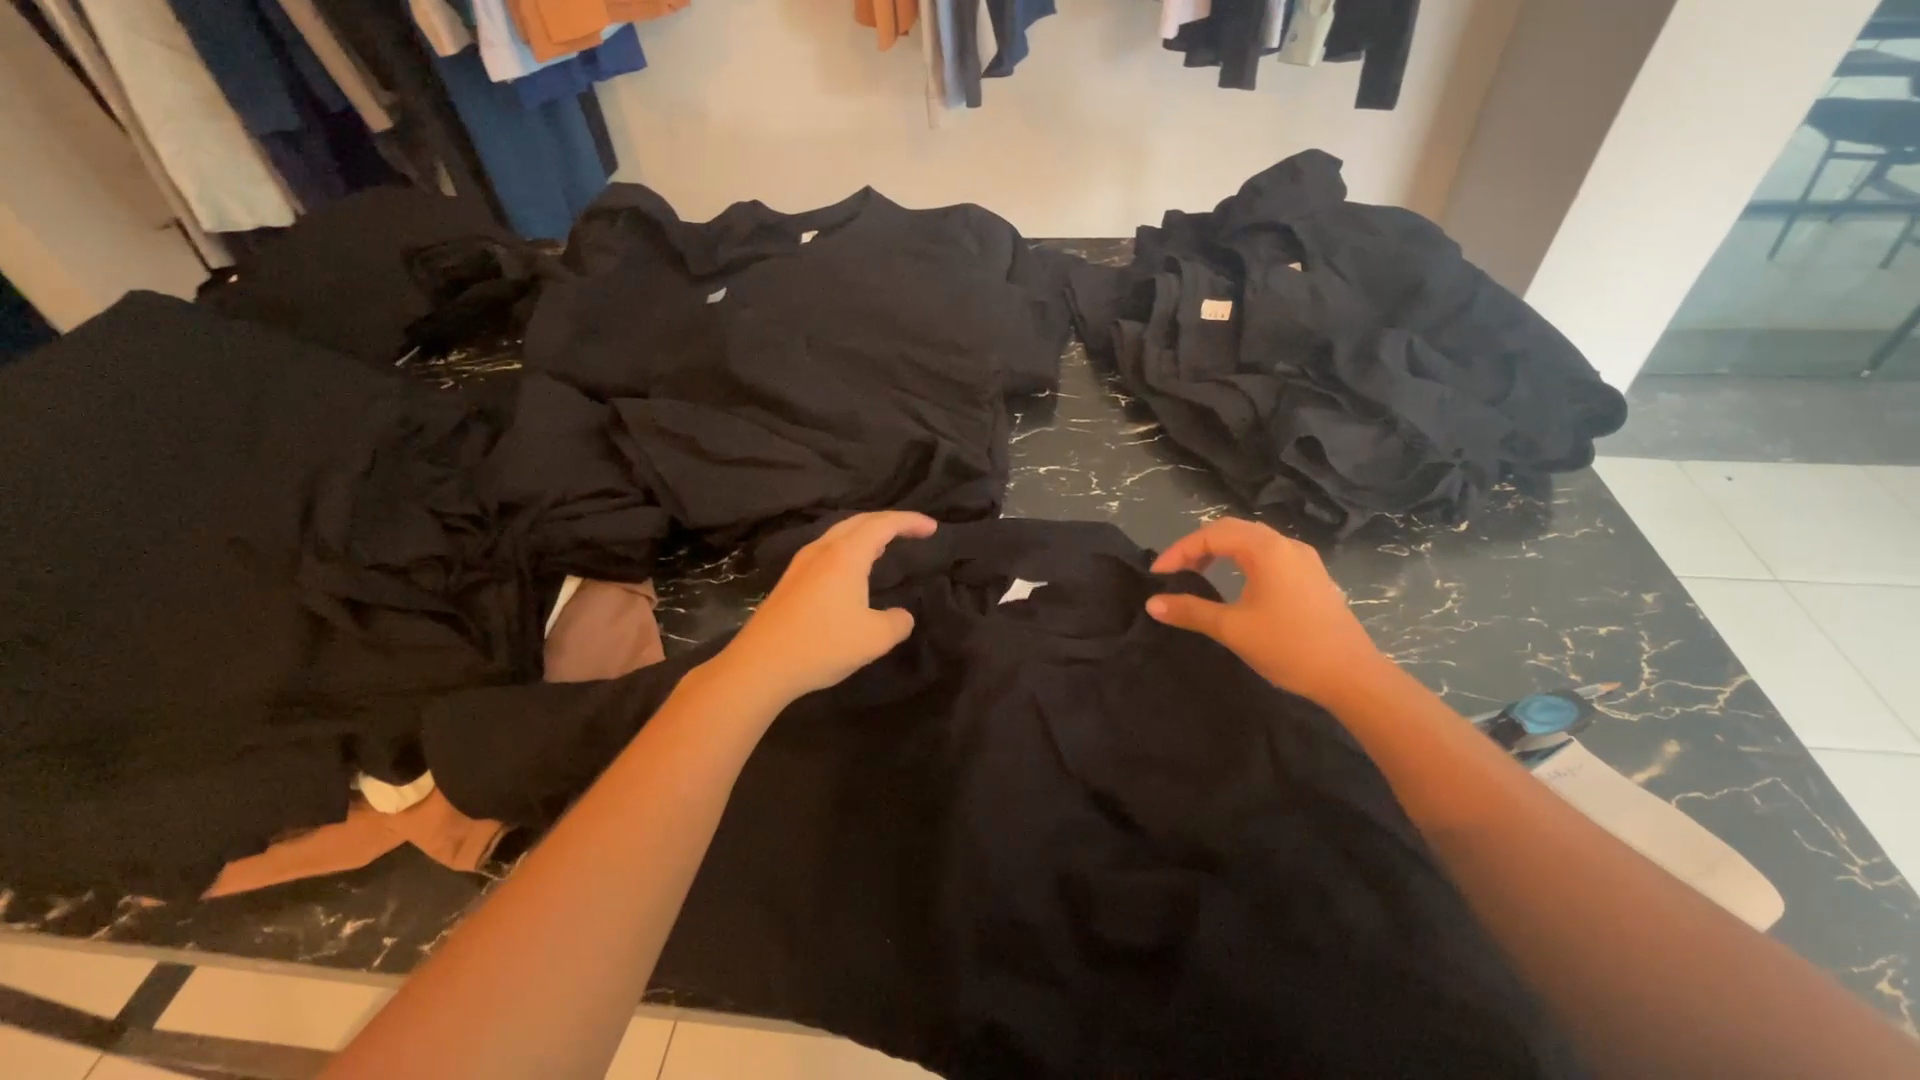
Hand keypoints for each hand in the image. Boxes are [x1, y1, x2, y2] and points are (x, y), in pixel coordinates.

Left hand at [708, 511, 937, 708]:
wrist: (760, 665)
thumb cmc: (822, 646)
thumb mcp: (874, 638)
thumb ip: (898, 622)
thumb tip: (902, 616)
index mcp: (845, 556)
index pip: (883, 524)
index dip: (910, 522)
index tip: (932, 527)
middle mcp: (822, 550)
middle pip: (859, 521)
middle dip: (889, 522)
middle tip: (913, 531)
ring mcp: (801, 564)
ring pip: (838, 535)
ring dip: (865, 534)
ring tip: (885, 546)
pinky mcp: (790, 582)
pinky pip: (826, 551)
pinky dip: (848, 549)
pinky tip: (852, 569)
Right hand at [1145, 517, 1391, 705]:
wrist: (1351, 674)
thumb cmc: (1288, 646)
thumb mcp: (1232, 629)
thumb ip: (1191, 611)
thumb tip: (1153, 603)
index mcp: (1266, 549)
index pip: (1212, 534)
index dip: (1180, 550)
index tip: (1158, 575)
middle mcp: (1287, 545)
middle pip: (1234, 530)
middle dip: (1199, 546)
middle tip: (1176, 571)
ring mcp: (1305, 560)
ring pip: (1254, 541)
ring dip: (1223, 552)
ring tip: (1200, 574)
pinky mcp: (1314, 578)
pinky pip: (1271, 556)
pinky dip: (1244, 561)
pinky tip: (1238, 585)